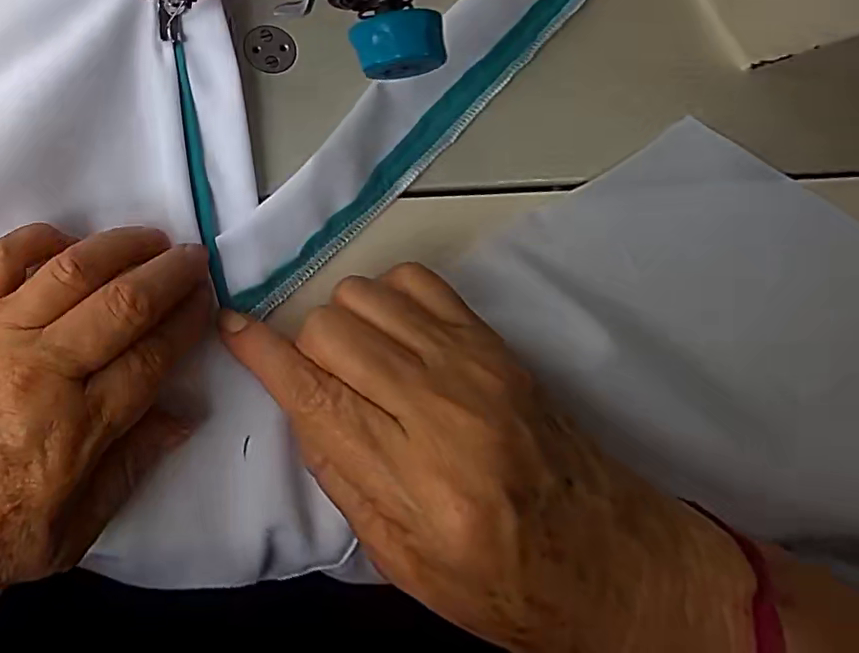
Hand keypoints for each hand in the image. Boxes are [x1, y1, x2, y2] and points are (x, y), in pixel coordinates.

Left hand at [0, 224, 211, 631]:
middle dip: (167, 275)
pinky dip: (36, 238)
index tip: (208, 302)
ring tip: (149, 237)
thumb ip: (129, 468)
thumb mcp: (69, 535)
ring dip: (116, 246)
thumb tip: (184, 414)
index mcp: (74, 430)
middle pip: (120, 305)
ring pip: (70, 271)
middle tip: (193, 258)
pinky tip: (66, 239)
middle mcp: (40, 369)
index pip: (149, 360)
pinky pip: (2, 257)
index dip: (186, 325)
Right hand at [218, 263, 754, 652]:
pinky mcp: (496, 347)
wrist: (629, 571)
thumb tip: (292, 397)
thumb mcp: (400, 558)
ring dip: (343, 321)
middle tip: (328, 381)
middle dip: (307, 349)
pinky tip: (395, 332)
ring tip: (362, 357)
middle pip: (327, 331)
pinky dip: (386, 295)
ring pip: (359, 297)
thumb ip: (334, 472)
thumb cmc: (502, 580)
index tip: (229, 325)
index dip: (257, 351)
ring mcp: (475, 371)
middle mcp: (443, 415)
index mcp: (416, 481)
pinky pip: (411, 279)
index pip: (311, 392)